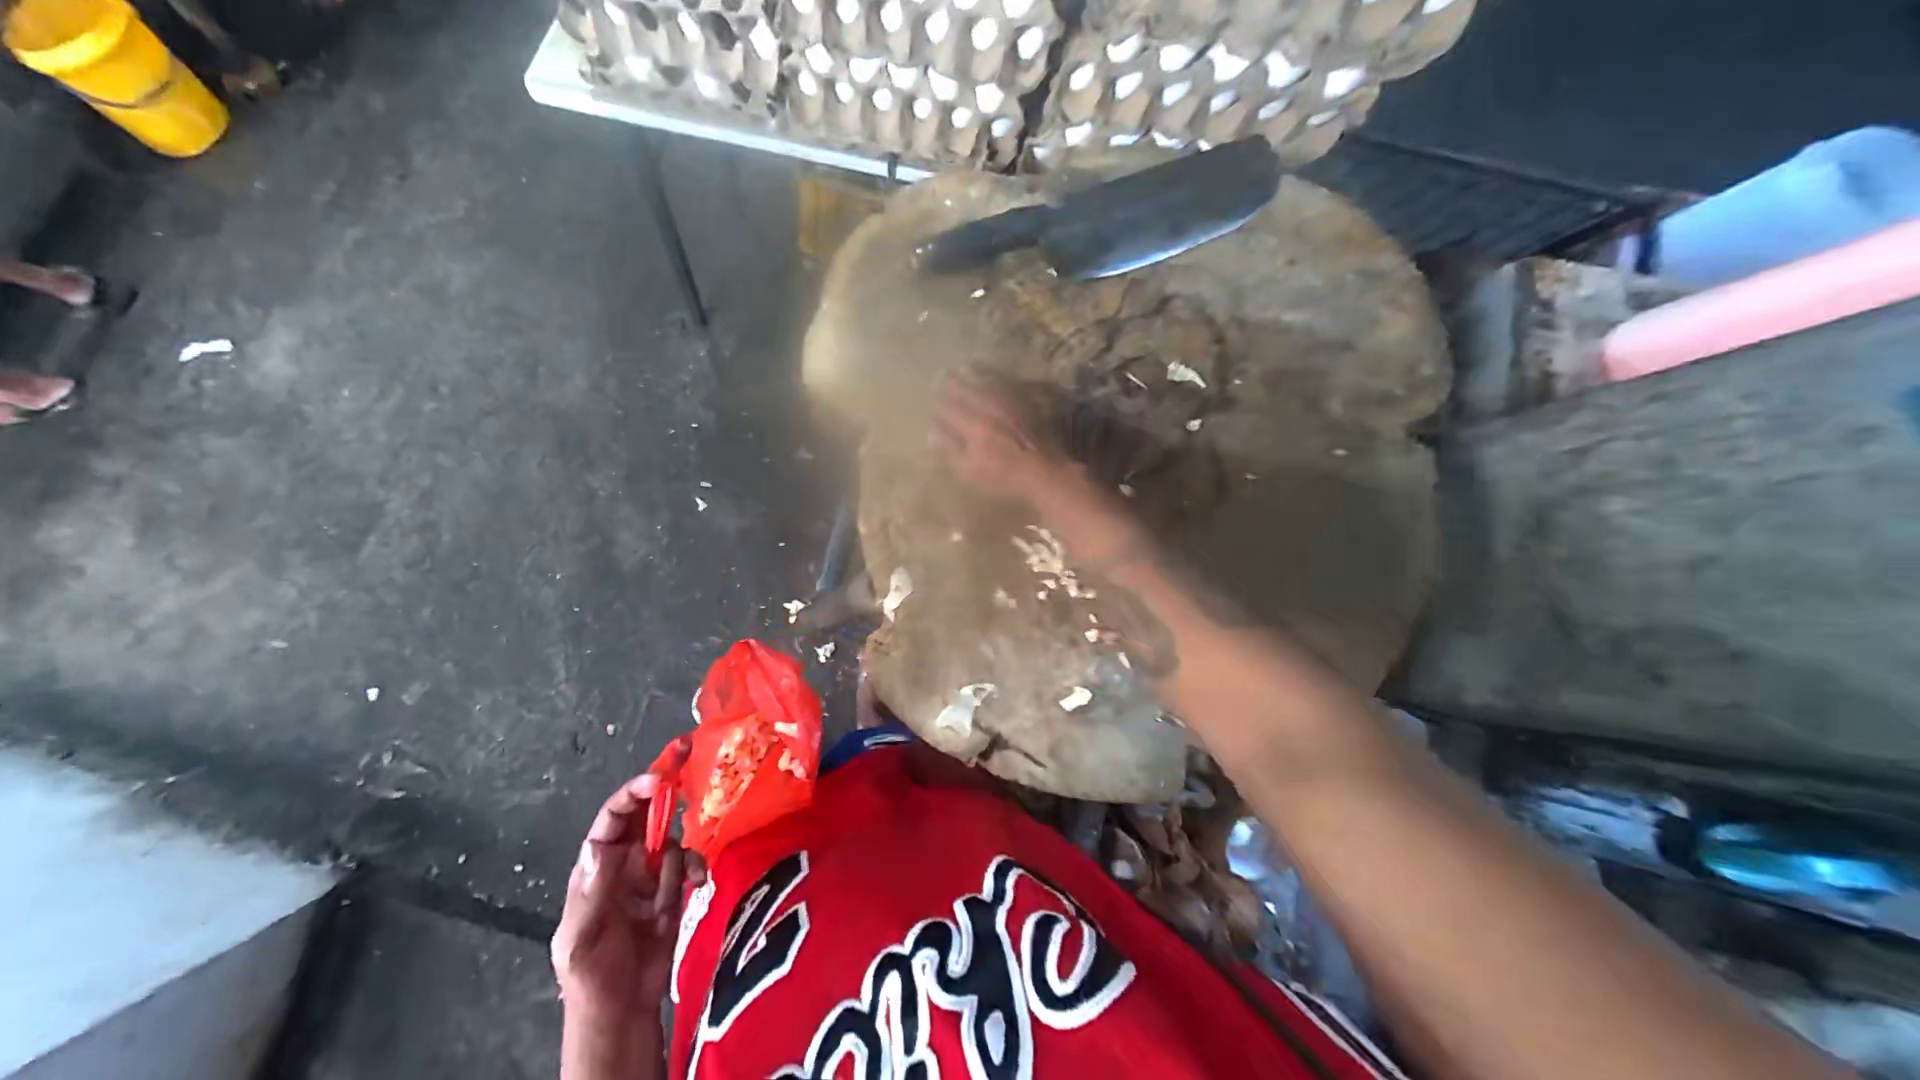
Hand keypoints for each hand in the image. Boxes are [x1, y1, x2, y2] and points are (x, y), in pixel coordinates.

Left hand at [552, 773, 704, 1079]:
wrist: (622, 1010)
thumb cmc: (590, 976)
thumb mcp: (579, 939)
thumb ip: (591, 892)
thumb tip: (600, 846)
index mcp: (595, 867)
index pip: (613, 818)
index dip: (634, 793)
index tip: (658, 778)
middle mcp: (624, 862)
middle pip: (645, 814)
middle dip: (665, 787)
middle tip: (688, 756)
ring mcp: (650, 874)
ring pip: (672, 840)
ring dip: (679, 856)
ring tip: (679, 887)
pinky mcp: (674, 889)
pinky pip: (690, 864)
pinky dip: (696, 869)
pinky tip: (697, 885)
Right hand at [930, 375, 1074, 502]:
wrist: (1043, 472)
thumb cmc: (1003, 477)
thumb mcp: (969, 471)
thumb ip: (950, 450)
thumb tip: (932, 434)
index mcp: (973, 426)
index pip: (948, 409)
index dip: (937, 404)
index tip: (931, 400)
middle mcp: (989, 409)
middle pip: (968, 390)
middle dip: (954, 382)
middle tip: (944, 374)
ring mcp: (1009, 406)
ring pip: (988, 383)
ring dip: (975, 374)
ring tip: (965, 366)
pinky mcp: (1026, 406)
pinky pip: (1008, 386)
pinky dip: (998, 378)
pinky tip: (995, 377)